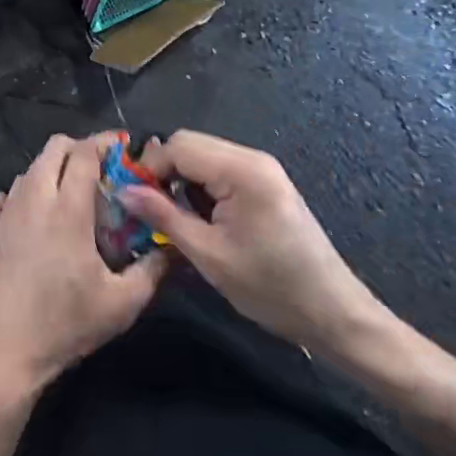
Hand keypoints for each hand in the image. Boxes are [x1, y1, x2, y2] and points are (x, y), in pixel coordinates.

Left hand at [0, 133, 169, 387]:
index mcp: (67, 210)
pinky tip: (57, 210)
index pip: (83, 153)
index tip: (126, 147)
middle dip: (83, 147)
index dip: (106, 142)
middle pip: (56, 146)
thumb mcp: (122, 303)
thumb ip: (152, 269)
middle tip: (107, 167)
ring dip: (61, 163)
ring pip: (37, 163)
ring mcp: (13, 209)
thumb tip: (171, 245)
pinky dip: (43, 180)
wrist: (6, 348)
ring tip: (84, 188)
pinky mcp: (0, 223)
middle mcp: (37, 199)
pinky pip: (24, 183)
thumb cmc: (66, 323)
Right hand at [122, 131, 379, 351]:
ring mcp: (262, 167)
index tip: (132, 200)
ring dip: (182, 178)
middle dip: (163, 170)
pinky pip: (221, 168)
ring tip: (171, 216)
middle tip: (149, 208)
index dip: (149, 168)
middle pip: (191, 144)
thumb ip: (164, 217)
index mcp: (241, 170)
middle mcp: (252, 157)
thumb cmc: (270, 288)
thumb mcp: (209, 256)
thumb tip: (123, 191)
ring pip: (204, 154)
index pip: (179, 145)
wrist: (332, 311)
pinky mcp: (266, 181)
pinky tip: (199, 216)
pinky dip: (201, 184)